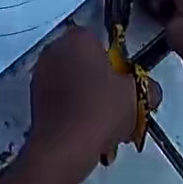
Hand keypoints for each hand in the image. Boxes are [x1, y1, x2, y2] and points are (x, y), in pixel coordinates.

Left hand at [27, 26, 156, 174]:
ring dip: (86, 94)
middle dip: (99, 77)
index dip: (114, 61)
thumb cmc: (101, 111)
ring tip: (103, 121)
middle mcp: (55, 48)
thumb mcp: (137, 96)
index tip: (123, 81)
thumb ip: (147, 87)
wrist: (65, 144)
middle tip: (115, 101)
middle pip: (83, 59)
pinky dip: (72, 106)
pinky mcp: (34, 94)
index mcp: (79, 39)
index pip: (99, 39)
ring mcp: (41, 70)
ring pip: (71, 78)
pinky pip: (59, 95)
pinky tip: (86, 128)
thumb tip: (148, 90)